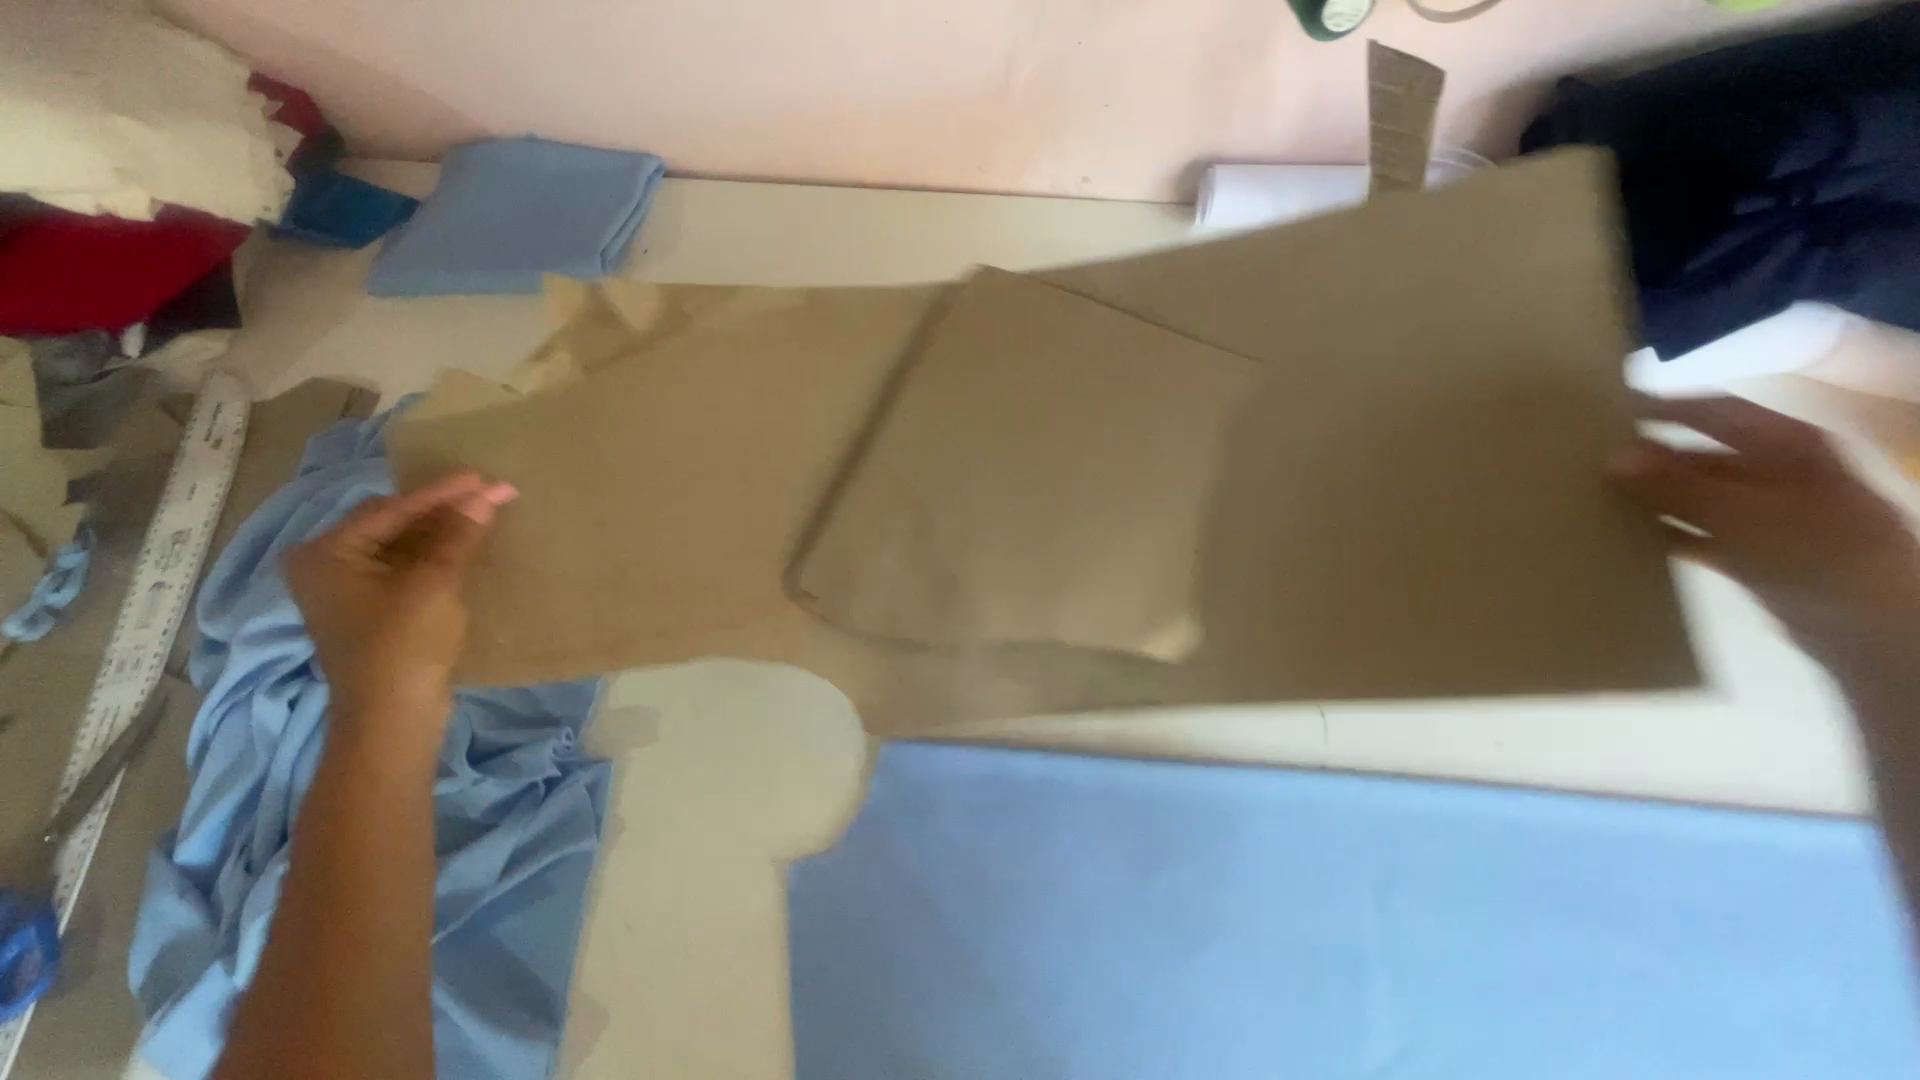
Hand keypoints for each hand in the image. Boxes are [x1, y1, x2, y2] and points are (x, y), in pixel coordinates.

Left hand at [286, 472, 517, 744]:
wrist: (393, 716)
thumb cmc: (403, 645)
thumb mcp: (434, 583)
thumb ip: (458, 534)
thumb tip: (485, 494)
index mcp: (325, 553)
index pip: (391, 509)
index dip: (442, 492)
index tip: (485, 478)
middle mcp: (325, 565)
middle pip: (391, 523)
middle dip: (441, 509)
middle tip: (488, 493)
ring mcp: (346, 590)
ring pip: (400, 546)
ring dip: (441, 531)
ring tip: (484, 514)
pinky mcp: (370, 611)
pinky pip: (404, 568)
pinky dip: (435, 556)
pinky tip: (466, 548)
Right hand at [1607, 394, 1919, 660]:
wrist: (1880, 629)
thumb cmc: (1821, 556)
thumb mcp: (1744, 515)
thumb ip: (1677, 486)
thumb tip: (1612, 458)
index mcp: (1789, 446)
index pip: (1715, 411)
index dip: (1663, 407)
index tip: (1605, 412)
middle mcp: (1779, 472)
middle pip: (1700, 454)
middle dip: (1647, 458)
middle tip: (1587, 463)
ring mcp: (1770, 514)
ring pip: (1696, 496)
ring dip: (1651, 499)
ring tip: (1595, 500)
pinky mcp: (1758, 553)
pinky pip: (1699, 533)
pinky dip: (1667, 534)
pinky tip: (1627, 540)